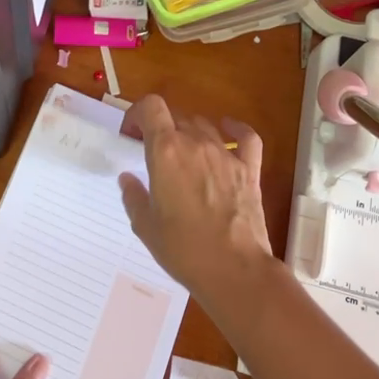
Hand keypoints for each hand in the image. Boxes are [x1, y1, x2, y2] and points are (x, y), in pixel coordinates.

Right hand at [117, 95, 274, 299]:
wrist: (234, 270)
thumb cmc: (183, 250)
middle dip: (161, 129)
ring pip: (204, 126)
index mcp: (165, 151)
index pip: (151, 107)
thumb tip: (128, 178)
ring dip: (189, 133)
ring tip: (183, 155)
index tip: (132, 134)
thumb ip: (134, 196)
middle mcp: (196, 143)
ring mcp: (226, 155)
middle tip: (153, 153)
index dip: (138, 114)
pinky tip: (228, 130)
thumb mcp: (145, 226)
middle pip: (176, 117)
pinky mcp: (249, 169)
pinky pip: (246, 138)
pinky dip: (236, 129)